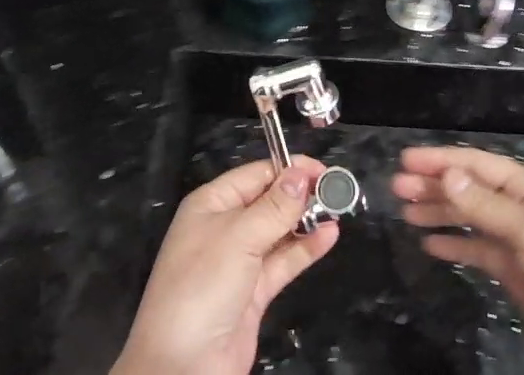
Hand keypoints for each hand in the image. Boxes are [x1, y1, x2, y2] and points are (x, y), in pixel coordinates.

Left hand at [112, 156, 339, 374]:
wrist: (183, 363)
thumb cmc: (202, 284)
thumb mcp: (238, 237)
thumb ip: (273, 207)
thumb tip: (299, 174)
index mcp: (210, 204)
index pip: (253, 175)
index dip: (287, 169)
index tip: (321, 168)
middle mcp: (224, 227)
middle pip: (267, 201)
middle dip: (299, 193)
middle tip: (337, 187)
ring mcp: (240, 261)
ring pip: (278, 231)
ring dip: (306, 220)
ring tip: (339, 208)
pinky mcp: (254, 291)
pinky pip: (283, 261)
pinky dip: (305, 248)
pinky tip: (329, 236)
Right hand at [393, 146, 523, 374]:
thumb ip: (486, 206)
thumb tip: (447, 174)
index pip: (480, 165)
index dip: (442, 160)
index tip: (405, 160)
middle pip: (472, 190)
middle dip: (434, 185)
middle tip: (396, 188)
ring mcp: (521, 245)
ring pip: (471, 220)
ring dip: (439, 213)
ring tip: (405, 213)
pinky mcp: (517, 276)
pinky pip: (479, 252)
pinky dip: (455, 246)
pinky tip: (430, 245)